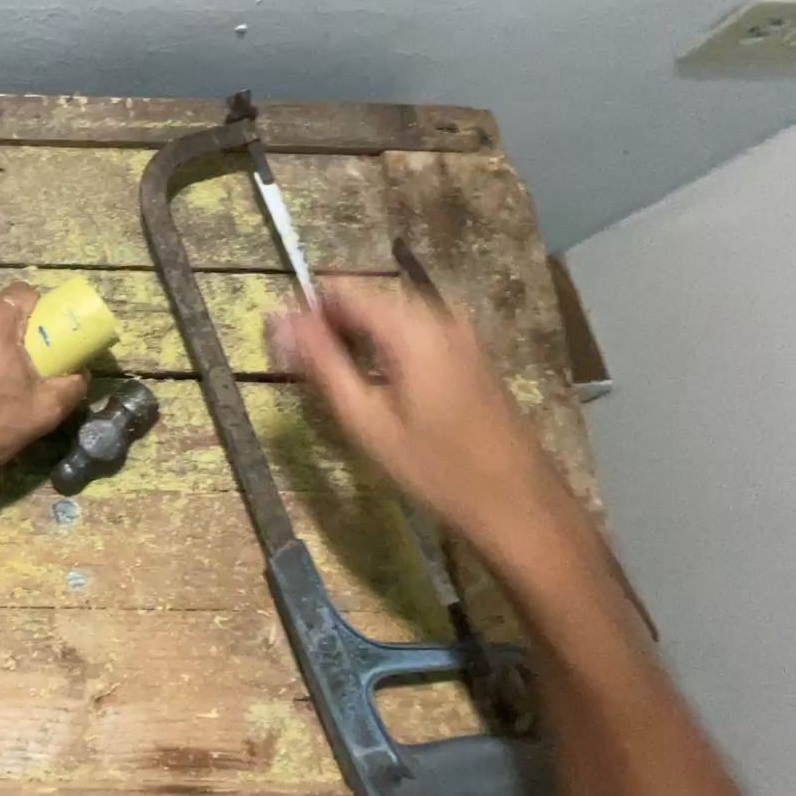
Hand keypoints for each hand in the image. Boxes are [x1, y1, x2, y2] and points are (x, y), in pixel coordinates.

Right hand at [266, 286, 573, 551]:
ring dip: (353, 336)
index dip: (305, 311)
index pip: (341, 289)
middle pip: (365, 298)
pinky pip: (411, 330)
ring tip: (335, 380)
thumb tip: (277, 319)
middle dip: (329, 325)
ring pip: (387, 314)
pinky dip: (382, 345)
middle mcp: (440, 317)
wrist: (518, 505)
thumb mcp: (365, 418)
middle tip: (304, 369)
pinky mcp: (469, 351)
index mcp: (413, 327)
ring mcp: (460, 333)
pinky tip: (373, 384)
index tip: (283, 345)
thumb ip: (319, 361)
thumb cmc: (435, 468)